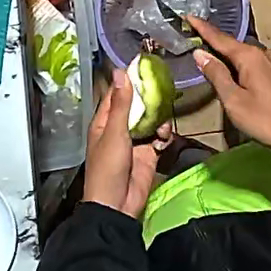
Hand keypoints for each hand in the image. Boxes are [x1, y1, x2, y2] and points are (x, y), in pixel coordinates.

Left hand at [83, 67, 165, 217]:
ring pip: (151, 121)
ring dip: (160, 119)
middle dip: (150, 99)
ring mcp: (135, 141)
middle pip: (138, 106)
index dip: (128, 80)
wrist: (117, 206)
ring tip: (164, 122)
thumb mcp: (114, 133)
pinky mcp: (149, 154)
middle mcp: (120, 128)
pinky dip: (164, 136)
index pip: (117, 94)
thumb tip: (120, 71)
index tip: (144, 65)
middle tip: (164, 89)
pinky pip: (160, 138)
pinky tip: (165, 138)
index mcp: (105, 122)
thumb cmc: (108, 168)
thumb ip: (122, 104)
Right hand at [187, 17, 270, 167]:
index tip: (188, 16)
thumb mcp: (233, 99)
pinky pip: (252, 61)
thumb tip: (199, 53)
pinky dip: (238, 62)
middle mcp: (262, 53)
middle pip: (232, 44)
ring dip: (226, 53)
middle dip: (213, 40)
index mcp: (250, 56)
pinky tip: (231, 69)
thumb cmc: (263, 119)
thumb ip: (216, 74)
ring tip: (208, 52)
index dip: (202, 28)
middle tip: (193, 35)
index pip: (220, 38)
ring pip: (243, 53)